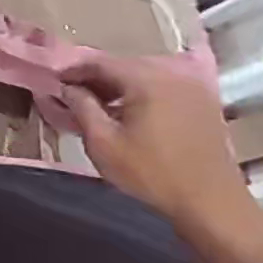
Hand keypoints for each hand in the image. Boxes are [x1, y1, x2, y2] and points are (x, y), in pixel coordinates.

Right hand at [60, 54, 262, 248]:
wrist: (208, 200)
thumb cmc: (150, 173)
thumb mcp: (103, 143)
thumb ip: (82, 108)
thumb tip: (68, 88)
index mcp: (146, 79)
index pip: (101, 62)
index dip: (74, 70)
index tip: (55, 83)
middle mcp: (172, 72)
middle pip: (125, 65)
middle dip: (96, 77)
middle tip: (73, 95)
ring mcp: (192, 84)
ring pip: (145, 74)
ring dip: (119, 85)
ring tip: (99, 104)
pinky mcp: (203, 99)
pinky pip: (164, 85)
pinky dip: (142, 92)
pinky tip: (130, 111)